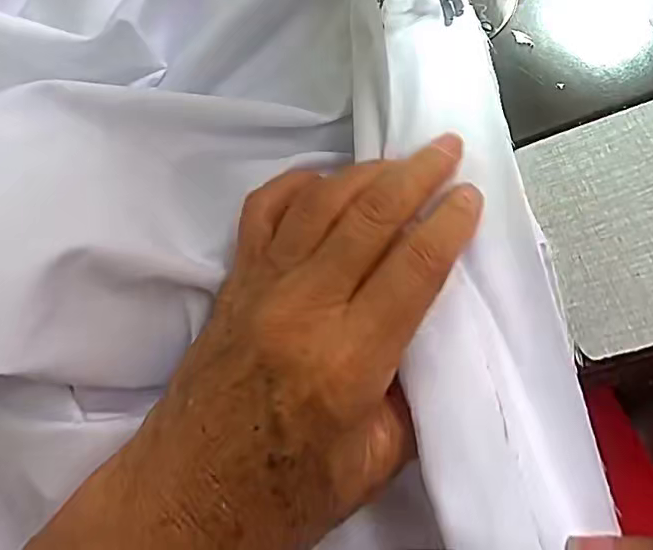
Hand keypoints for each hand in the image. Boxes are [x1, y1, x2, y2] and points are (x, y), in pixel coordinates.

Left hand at [31, 135, 482, 549]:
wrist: (182, 504)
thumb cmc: (284, 491)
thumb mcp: (376, 462)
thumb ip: (416, 393)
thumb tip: (439, 329)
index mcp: (348, 361)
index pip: (414, 267)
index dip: (449, 222)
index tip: (470, 196)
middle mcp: (304, 310)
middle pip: (372, 215)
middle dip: (419, 172)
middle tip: (448, 148)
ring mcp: (263, 286)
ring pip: (323, 200)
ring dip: (371, 169)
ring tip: (402, 158)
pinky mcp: (236, 279)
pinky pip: (266, 207)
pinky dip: (302, 182)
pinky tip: (329, 178)